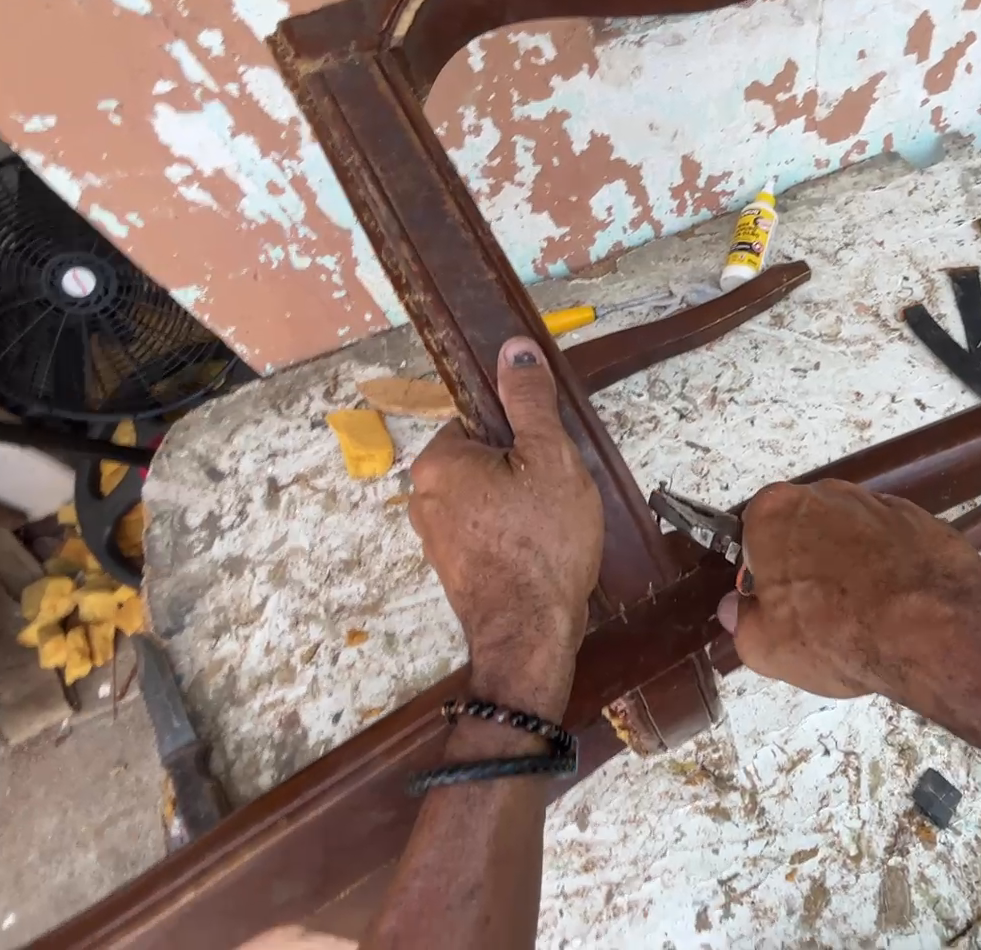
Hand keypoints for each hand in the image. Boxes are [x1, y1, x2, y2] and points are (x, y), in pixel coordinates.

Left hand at [408, 337, 602, 712]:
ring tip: (553, 526)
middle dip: (522, 471)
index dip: (521, 436)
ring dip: (520, 504)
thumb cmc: (543, 540)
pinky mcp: (453, 569)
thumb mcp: (550, 457)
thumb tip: (513, 346)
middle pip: (485, 460)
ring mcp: (435, 538)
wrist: (530, 633)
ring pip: (489, 498)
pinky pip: (487, 531)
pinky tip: (541, 550)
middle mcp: (423, 496)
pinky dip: (513, 534)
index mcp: (439, 461)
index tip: (548, 460)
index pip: (480, 422)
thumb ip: (530, 400)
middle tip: (557, 495)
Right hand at [717, 480, 980, 700]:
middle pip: (800, 531)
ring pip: (844, 534)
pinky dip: (886, 564)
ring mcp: (871, 501)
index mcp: (772, 512)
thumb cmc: (838, 633)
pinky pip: (885, 540)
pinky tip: (895, 603)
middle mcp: (820, 493)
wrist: (934, 627)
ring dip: (847, 563)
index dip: (762, 577)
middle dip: (804, 565)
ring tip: (863, 614)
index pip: (751, 540)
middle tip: (818, 615)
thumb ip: (741, 621)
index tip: (776, 606)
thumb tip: (737, 608)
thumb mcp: (765, 648)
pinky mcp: (914, 516)